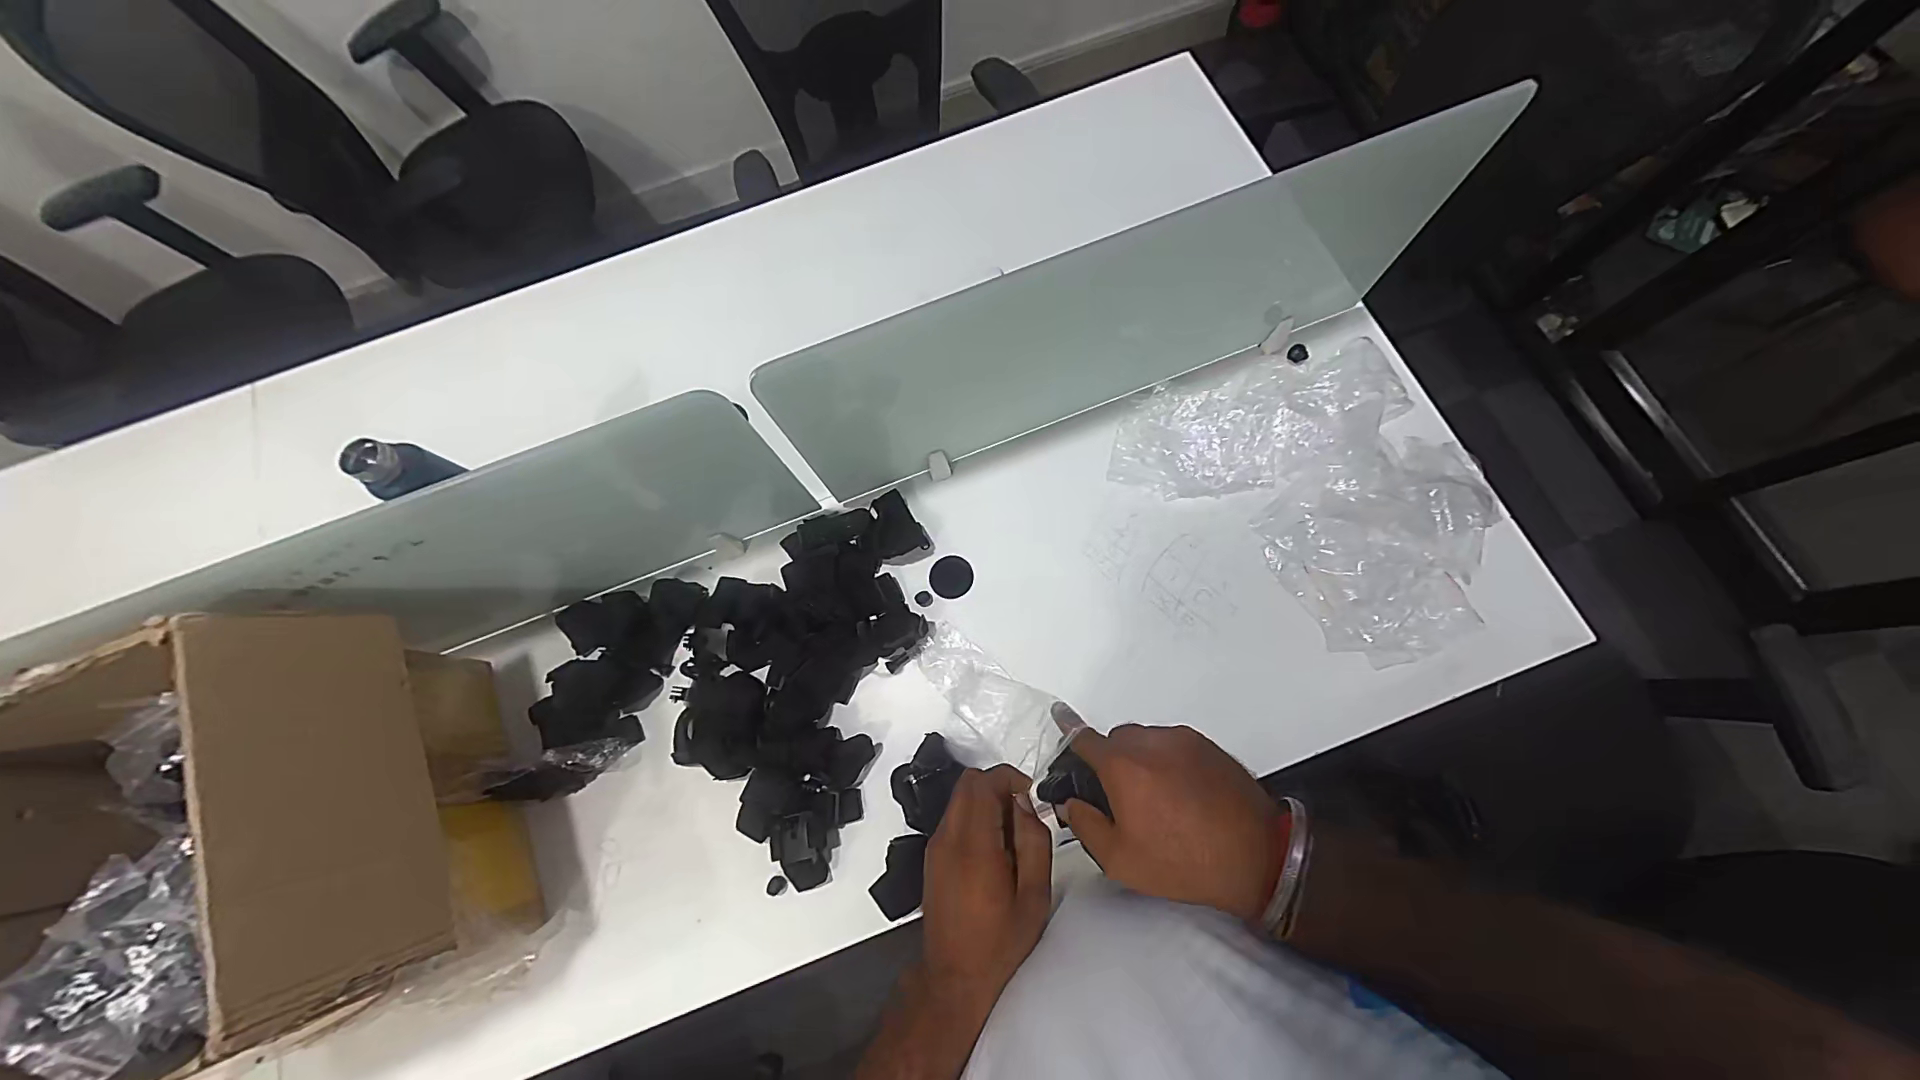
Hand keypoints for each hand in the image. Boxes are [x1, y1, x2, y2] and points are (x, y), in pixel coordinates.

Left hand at [920, 764, 1052, 1016]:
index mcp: (973, 846)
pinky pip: (954, 819)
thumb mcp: (1034, 895)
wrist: (954, 976)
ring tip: (1010, 838)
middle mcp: (948, 839)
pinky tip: (993, 851)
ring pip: (960, 799)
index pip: (983, 783)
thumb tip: (1025, 805)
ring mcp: (936, 847)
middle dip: (998, 787)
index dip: (1009, 778)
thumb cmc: (998, 943)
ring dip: (986, 803)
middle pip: (968, 784)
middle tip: (1022, 815)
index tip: (1029, 793)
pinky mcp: (932, 856)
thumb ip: (1034, 841)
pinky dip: (975, 818)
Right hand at [1059, 721, 1281, 922]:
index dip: (1067, 731)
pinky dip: (1167, 761)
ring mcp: (1181, 740)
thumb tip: (1071, 804)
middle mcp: (1149, 742)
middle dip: (1109, 762)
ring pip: (1145, 740)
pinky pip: (1172, 745)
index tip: (1058, 717)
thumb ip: (1086, 825)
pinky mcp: (1206, 746)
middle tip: (1119, 798)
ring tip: (1156, 800)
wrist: (1257, 856)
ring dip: (1139, 760)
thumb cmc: (1185, 861)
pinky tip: (1180, 795)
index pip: (1083, 738)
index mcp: (1122, 766)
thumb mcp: (1121, 859)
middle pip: (1115, 739)